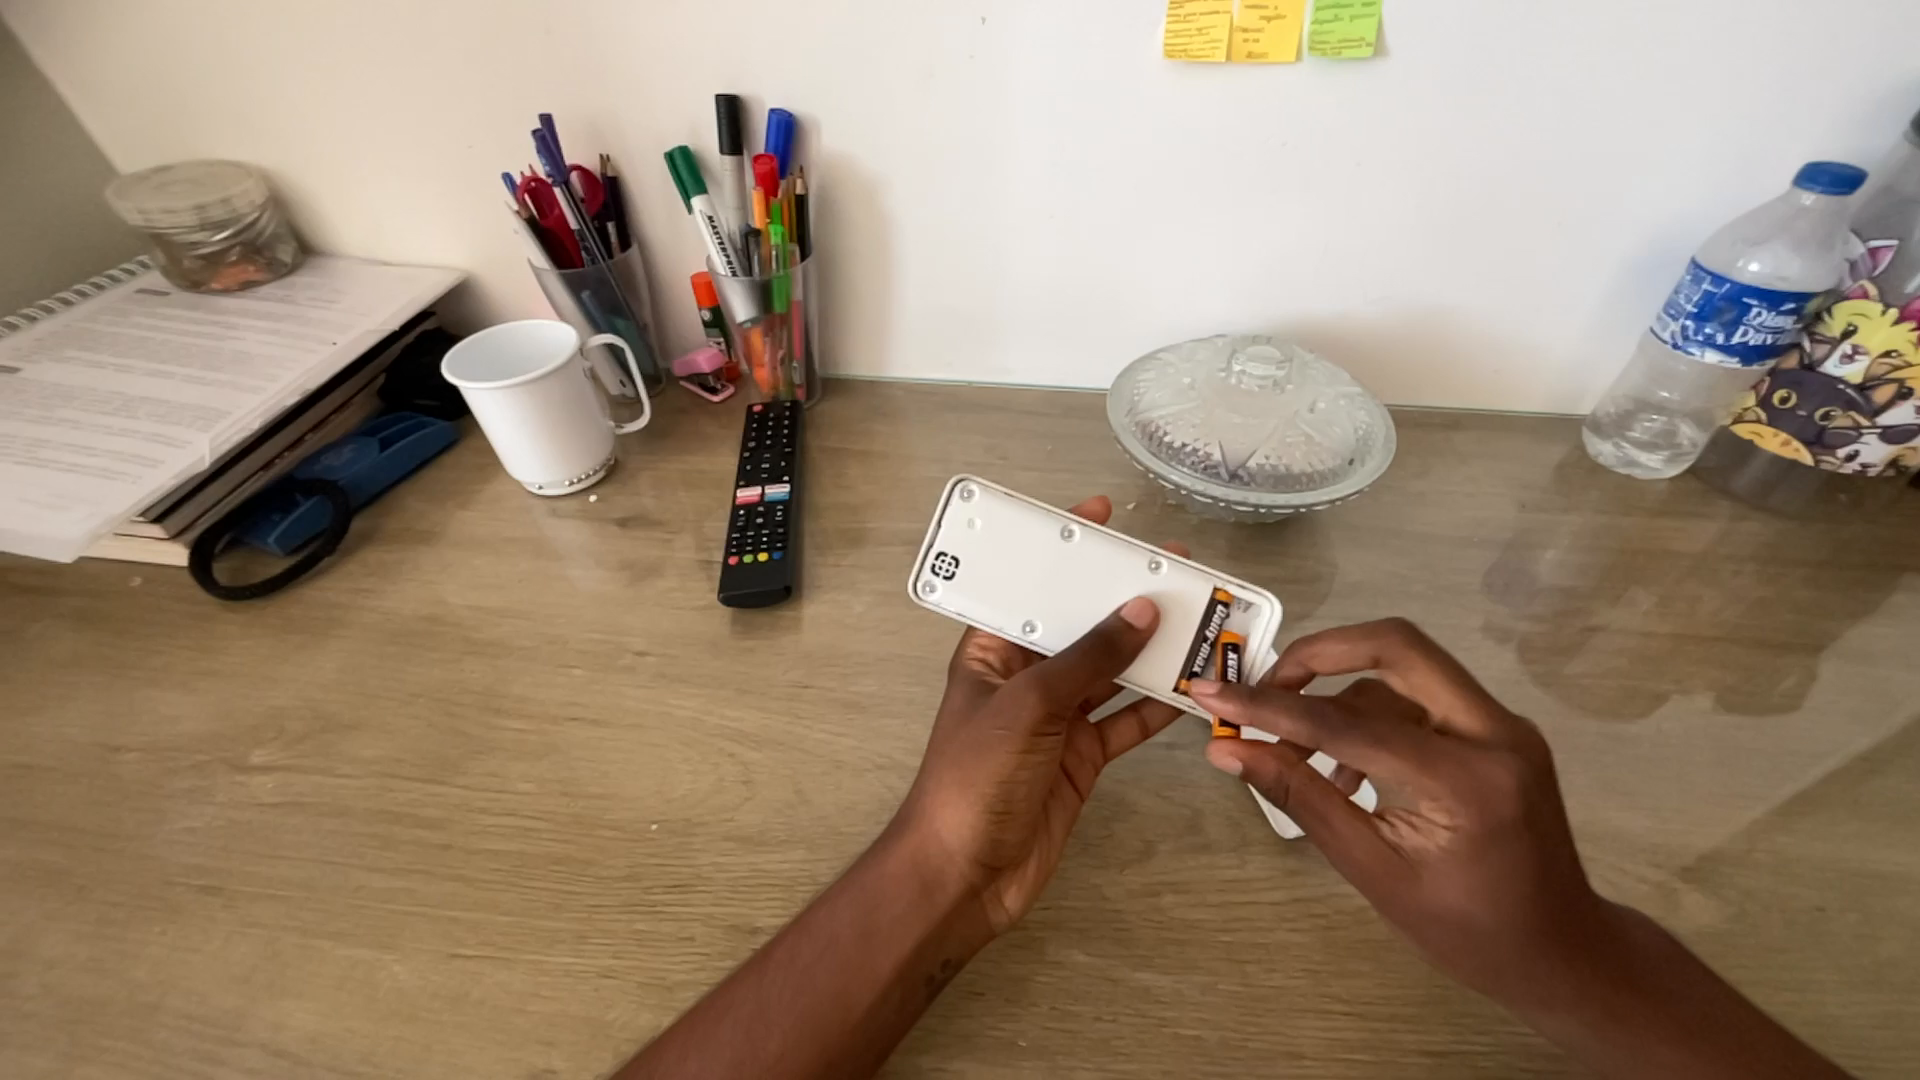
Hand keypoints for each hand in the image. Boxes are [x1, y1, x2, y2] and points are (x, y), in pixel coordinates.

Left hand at [896, 496, 1186, 935]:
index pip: (1029, 586)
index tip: (1102, 517)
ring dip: (1151, 649)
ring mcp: (1057, 718)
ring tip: (1201, 617)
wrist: (967, 874)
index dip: (1062, 551)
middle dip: (1122, 598)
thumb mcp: (1029, 705)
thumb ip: (1087, 659)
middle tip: (1175, 567)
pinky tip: (1196, 684)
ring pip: (1110, 671)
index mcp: (992, 650)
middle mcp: (1026, 677)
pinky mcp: (1082, 755)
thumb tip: (1141, 610)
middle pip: (1080, 626)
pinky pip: (1126, 719)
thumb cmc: (977, 776)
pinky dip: (1158, 704)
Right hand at [1188, 618, 1618, 1008]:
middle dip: (1317, 653)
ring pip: (1401, 666)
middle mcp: (1493, 732)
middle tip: (1264, 684)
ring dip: (1336, 689)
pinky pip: (1413, 694)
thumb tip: (1225, 750)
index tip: (1209, 693)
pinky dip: (1364, 710)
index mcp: (1465, 781)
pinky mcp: (1491, 727)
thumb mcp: (1371, 870)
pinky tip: (1339, 764)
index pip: (1346, 723)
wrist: (1563, 952)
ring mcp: (1499, 724)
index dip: (1268, 707)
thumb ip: (1299, 797)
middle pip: (1395, 645)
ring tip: (1290, 744)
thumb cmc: (1466, 928)